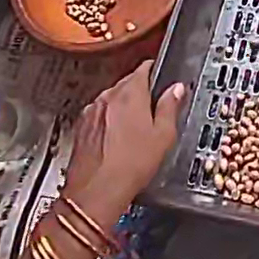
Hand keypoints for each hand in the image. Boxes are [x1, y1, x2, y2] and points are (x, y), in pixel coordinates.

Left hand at [61, 59, 186, 221]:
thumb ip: (169, 107)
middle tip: (154, 109)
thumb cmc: (129, 166)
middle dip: (140, 91)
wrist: (96, 190)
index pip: (143, 68)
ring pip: (112, 100)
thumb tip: (176, 89)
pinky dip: (109, 121)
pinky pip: (100, 116)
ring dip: (123, 107)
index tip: (161, 75)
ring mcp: (91, 112)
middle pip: (127, 83)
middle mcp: (107, 98)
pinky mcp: (82, 127)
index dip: (155, 70)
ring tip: (136, 130)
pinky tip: (118, 141)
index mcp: (129, 94)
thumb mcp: (163, 136)